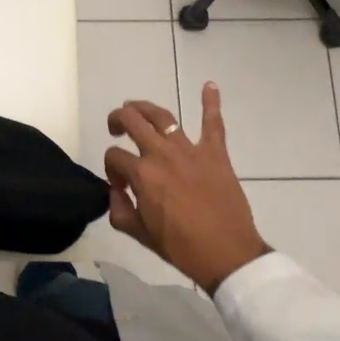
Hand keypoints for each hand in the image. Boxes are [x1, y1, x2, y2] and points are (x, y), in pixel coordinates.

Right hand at [104, 84, 270, 293]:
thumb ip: (119, 211)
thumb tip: (115, 193)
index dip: (111, 169)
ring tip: (136, 108)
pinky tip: (209, 85)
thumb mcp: (140, 234)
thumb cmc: (181, 247)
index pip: (114, 156)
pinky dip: (211, 103)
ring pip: (162, 115)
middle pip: (132, 121)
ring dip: (145, 107)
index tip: (120, 187)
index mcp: (142, 174)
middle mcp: (162, 154)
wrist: (227, 255)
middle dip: (117, 120)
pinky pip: (213, 123)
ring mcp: (190, 150)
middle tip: (115, 128)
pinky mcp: (215, 153)